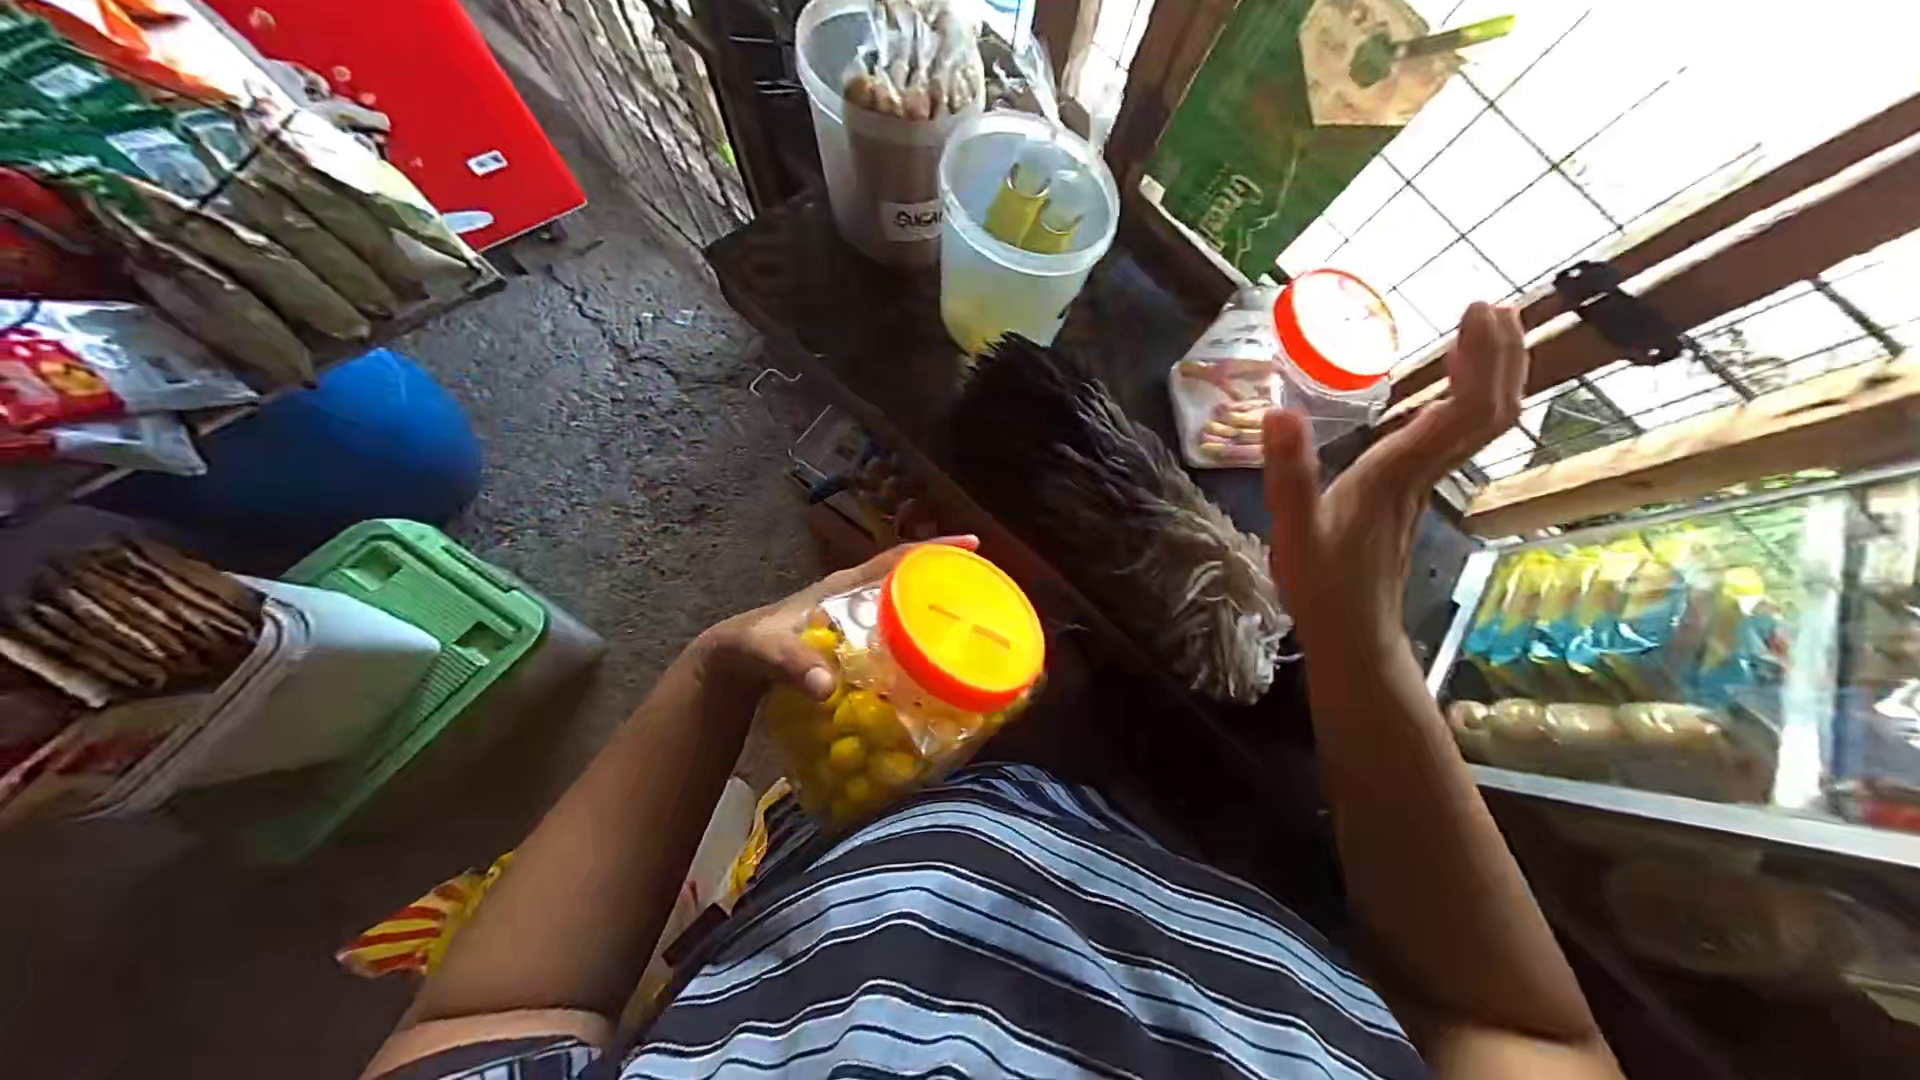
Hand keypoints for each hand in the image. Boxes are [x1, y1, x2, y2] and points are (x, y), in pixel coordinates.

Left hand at [694, 535, 981, 700]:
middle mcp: (856, 601)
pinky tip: (935, 675)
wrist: (731, 669)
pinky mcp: (854, 651)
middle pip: (910, 583)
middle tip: (987, 597)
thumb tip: (827, 687)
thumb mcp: (763, 651)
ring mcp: (856, 626)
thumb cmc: (747, 648)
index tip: (974, 543)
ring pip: (905, 613)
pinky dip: (917, 651)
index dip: (933, 548)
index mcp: (843, 587)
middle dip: (946, 584)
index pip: (894, 559)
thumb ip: (790, 663)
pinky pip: (895, 643)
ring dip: (935, 619)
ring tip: (974, 635)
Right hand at [1262, 302, 1525, 650]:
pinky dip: (1460, 403)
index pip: (1466, 410)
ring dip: (1488, 375)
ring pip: (1476, 425)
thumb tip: (1278, 411)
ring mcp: (1420, 487)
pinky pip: (1452, 440)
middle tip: (1494, 306)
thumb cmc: (1323, 584)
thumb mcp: (1295, 531)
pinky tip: (1440, 396)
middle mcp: (1421, 474)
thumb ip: (1290, 474)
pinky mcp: (1408, 497)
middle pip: (1487, 411)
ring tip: (1480, 334)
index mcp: (1397, 473)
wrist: (1352, 634)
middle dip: (1501, 355)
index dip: (1484, 357)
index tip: (1479, 309)